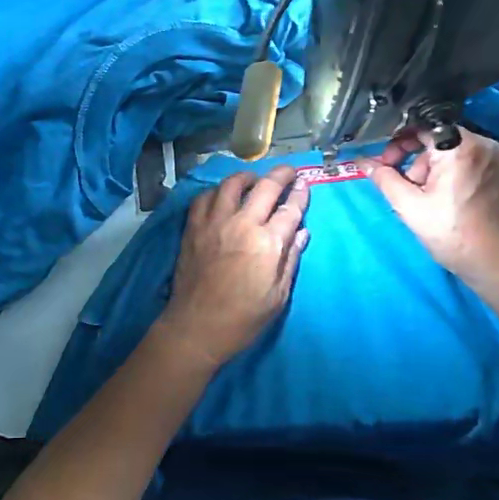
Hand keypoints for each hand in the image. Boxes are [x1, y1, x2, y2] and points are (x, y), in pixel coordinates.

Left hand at [154, 166, 308, 365]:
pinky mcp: (193, 228)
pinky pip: (204, 198)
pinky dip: (216, 192)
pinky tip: (222, 197)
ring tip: (254, 180)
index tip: (306, 184)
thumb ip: (290, 260)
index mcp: (268, 242)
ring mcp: (214, 223)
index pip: (291, 209)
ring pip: (231, 184)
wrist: (196, 327)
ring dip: (247, 177)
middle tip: (288, 172)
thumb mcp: (278, 295)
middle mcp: (242, 224)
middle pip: (265, 187)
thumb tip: (302, 233)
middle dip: (281, 175)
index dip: (301, 194)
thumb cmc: (243, 319)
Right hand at [367, 128, 498, 281]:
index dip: (398, 141)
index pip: (422, 126)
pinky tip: (443, 195)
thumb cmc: (450, 232)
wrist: (494, 259)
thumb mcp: (409, 206)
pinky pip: (468, 159)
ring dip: (431, 167)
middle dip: (414, 157)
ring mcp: (496, 156)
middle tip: (401, 182)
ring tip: (424, 195)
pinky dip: (451, 171)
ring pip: (452, 149)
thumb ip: (384, 179)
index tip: (386, 163)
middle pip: (437, 138)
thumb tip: (362, 162)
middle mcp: (483, 144)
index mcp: (459, 148)